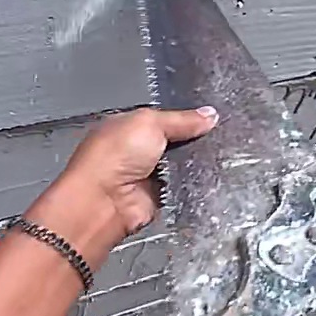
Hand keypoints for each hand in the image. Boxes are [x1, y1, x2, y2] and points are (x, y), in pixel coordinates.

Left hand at [32, 107, 218, 253]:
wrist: (104, 201)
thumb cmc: (113, 156)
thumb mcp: (150, 122)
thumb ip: (181, 119)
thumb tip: (209, 114)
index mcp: (128, 126)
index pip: (164, 118)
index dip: (186, 117)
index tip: (210, 116)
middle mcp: (137, 150)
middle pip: (176, 141)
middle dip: (192, 140)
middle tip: (212, 136)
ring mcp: (148, 175)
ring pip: (183, 165)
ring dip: (193, 163)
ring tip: (208, 157)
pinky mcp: (159, 198)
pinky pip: (183, 187)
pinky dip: (192, 184)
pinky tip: (202, 177)